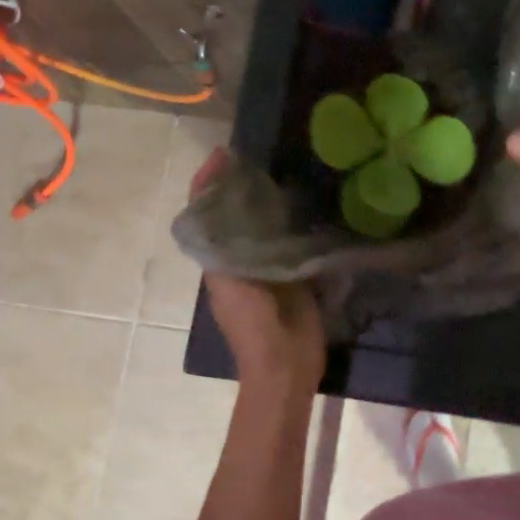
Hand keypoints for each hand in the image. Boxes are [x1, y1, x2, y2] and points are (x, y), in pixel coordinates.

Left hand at [191, 148, 324, 390]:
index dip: (210, 182)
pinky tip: (313, 202)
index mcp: (218, 261)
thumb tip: (224, 196)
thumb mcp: (232, 282)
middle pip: (237, 214)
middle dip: (244, 185)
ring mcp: (270, 268)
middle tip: (264, 154)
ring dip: (271, 200)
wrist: (285, 366)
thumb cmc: (253, 326)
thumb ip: (226, 245)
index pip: (207, 212)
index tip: (225, 152)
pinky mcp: (297, 276)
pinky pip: (295, 241)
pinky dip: (299, 221)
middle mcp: (241, 259)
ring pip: (266, 225)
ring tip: (289, 169)